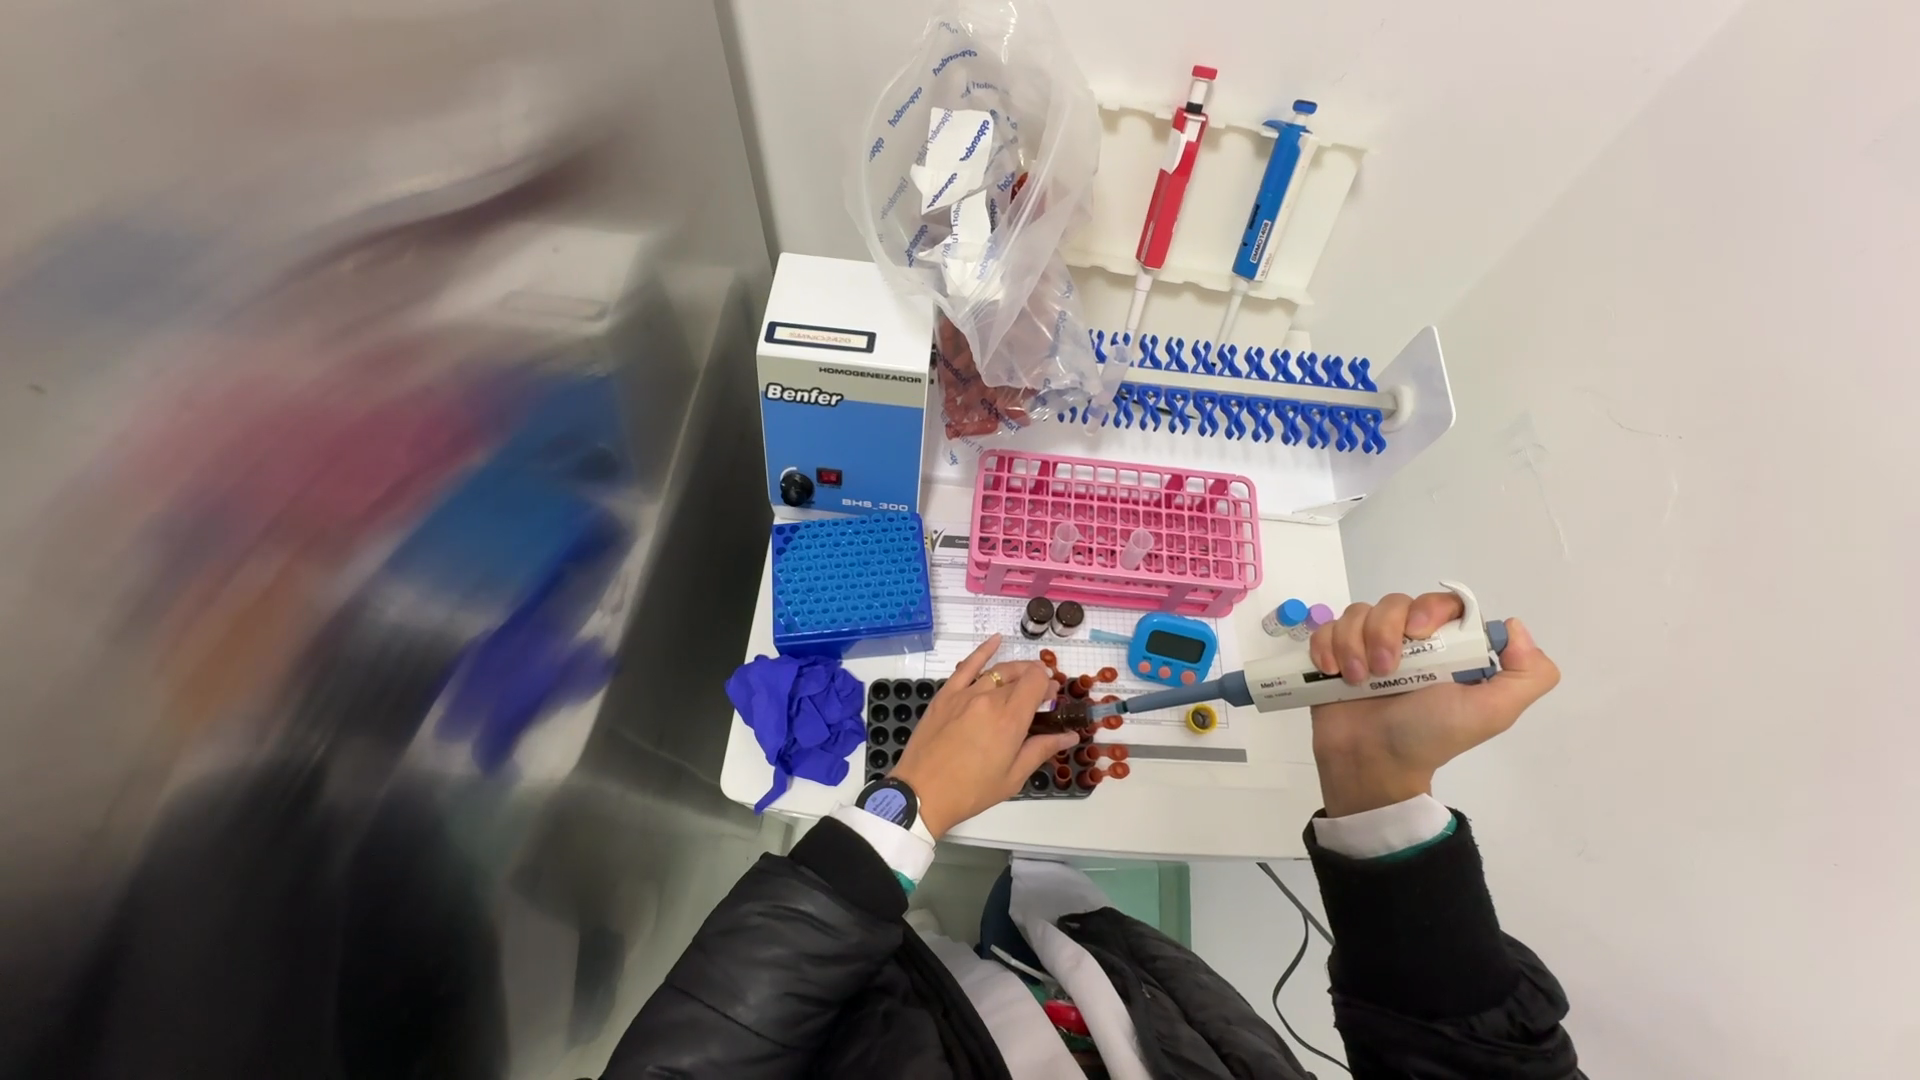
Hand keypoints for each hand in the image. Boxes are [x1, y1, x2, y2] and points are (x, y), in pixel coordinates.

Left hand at [889, 635, 1080, 838]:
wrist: (922, 793)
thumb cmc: (972, 791)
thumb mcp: (1013, 777)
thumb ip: (1042, 749)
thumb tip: (1070, 736)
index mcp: (1010, 720)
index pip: (1037, 682)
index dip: (1048, 686)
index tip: (1050, 700)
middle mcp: (990, 698)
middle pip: (1020, 675)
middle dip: (1035, 680)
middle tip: (1040, 694)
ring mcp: (965, 693)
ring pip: (998, 670)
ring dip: (1016, 669)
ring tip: (1025, 674)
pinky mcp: (945, 694)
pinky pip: (966, 665)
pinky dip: (983, 650)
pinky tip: (996, 640)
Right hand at [1307, 592, 1559, 815]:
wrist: (1372, 762)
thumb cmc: (1431, 736)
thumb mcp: (1492, 712)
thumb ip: (1528, 675)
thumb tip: (1514, 626)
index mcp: (1448, 649)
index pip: (1443, 603)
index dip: (1429, 608)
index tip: (1419, 633)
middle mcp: (1408, 641)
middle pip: (1393, 602)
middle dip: (1383, 632)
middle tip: (1385, 670)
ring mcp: (1367, 646)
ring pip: (1356, 613)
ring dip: (1352, 644)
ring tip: (1357, 680)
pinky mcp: (1334, 654)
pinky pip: (1325, 629)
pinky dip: (1325, 647)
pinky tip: (1332, 673)